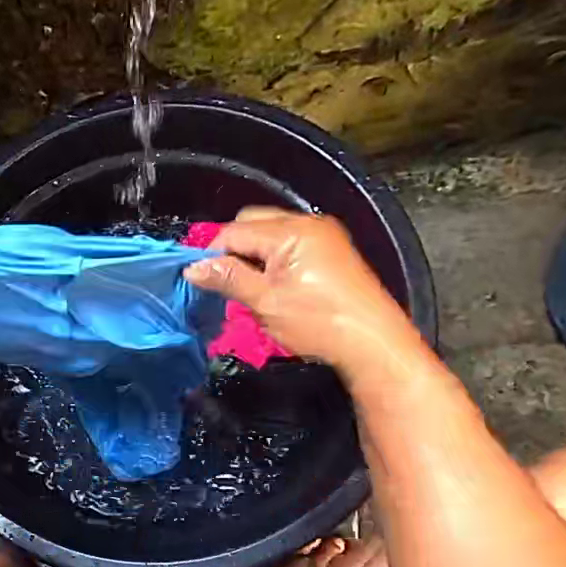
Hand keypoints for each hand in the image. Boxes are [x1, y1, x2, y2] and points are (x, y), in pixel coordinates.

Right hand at [185, 207, 428, 382]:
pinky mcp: (330, 253)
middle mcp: (307, 224)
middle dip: (232, 250)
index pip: (234, 230)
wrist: (372, 342)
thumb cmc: (319, 322)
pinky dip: (271, 261)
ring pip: (269, 235)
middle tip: (223, 285)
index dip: (212, 254)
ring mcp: (322, 236)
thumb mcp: (265, 302)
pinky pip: (288, 246)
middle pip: (252, 224)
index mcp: (290, 231)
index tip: (200, 280)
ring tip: (246, 290)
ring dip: (251, 257)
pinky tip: (270, 288)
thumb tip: (193, 267)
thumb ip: (227, 279)